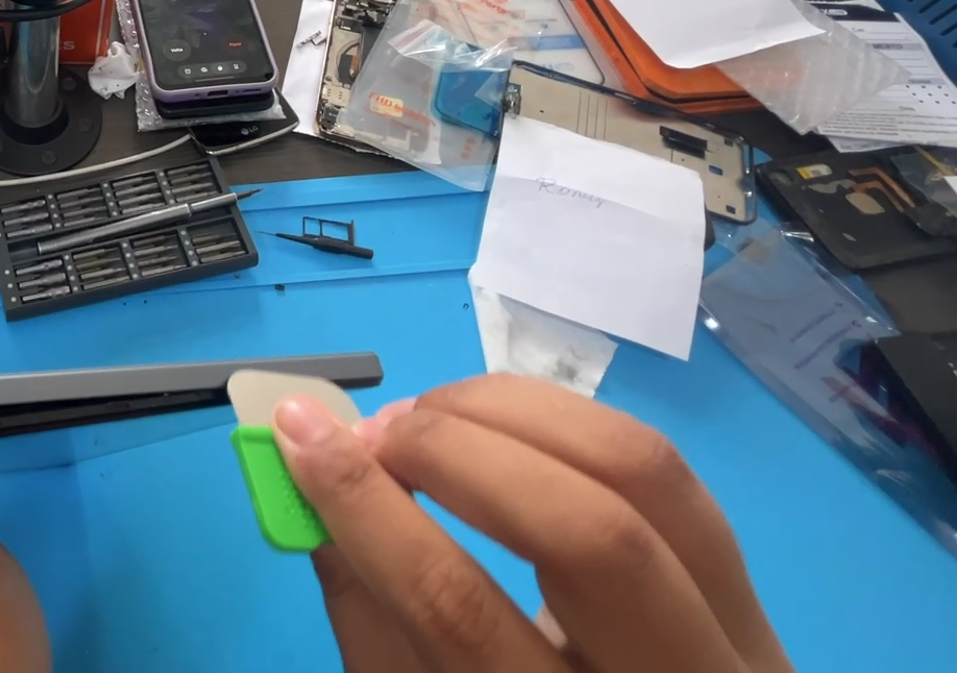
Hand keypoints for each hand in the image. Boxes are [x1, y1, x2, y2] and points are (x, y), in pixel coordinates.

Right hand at [273, 373, 792, 672]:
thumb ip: (356, 592)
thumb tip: (306, 461)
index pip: (457, 608)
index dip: (364, 502)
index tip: (297, 428)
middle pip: (588, 528)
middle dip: (448, 448)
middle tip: (373, 435)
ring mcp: (750, 639)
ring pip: (639, 468)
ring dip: (501, 412)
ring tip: (422, 420)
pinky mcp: (753, 587)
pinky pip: (653, 462)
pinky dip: (545, 417)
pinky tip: (483, 429)